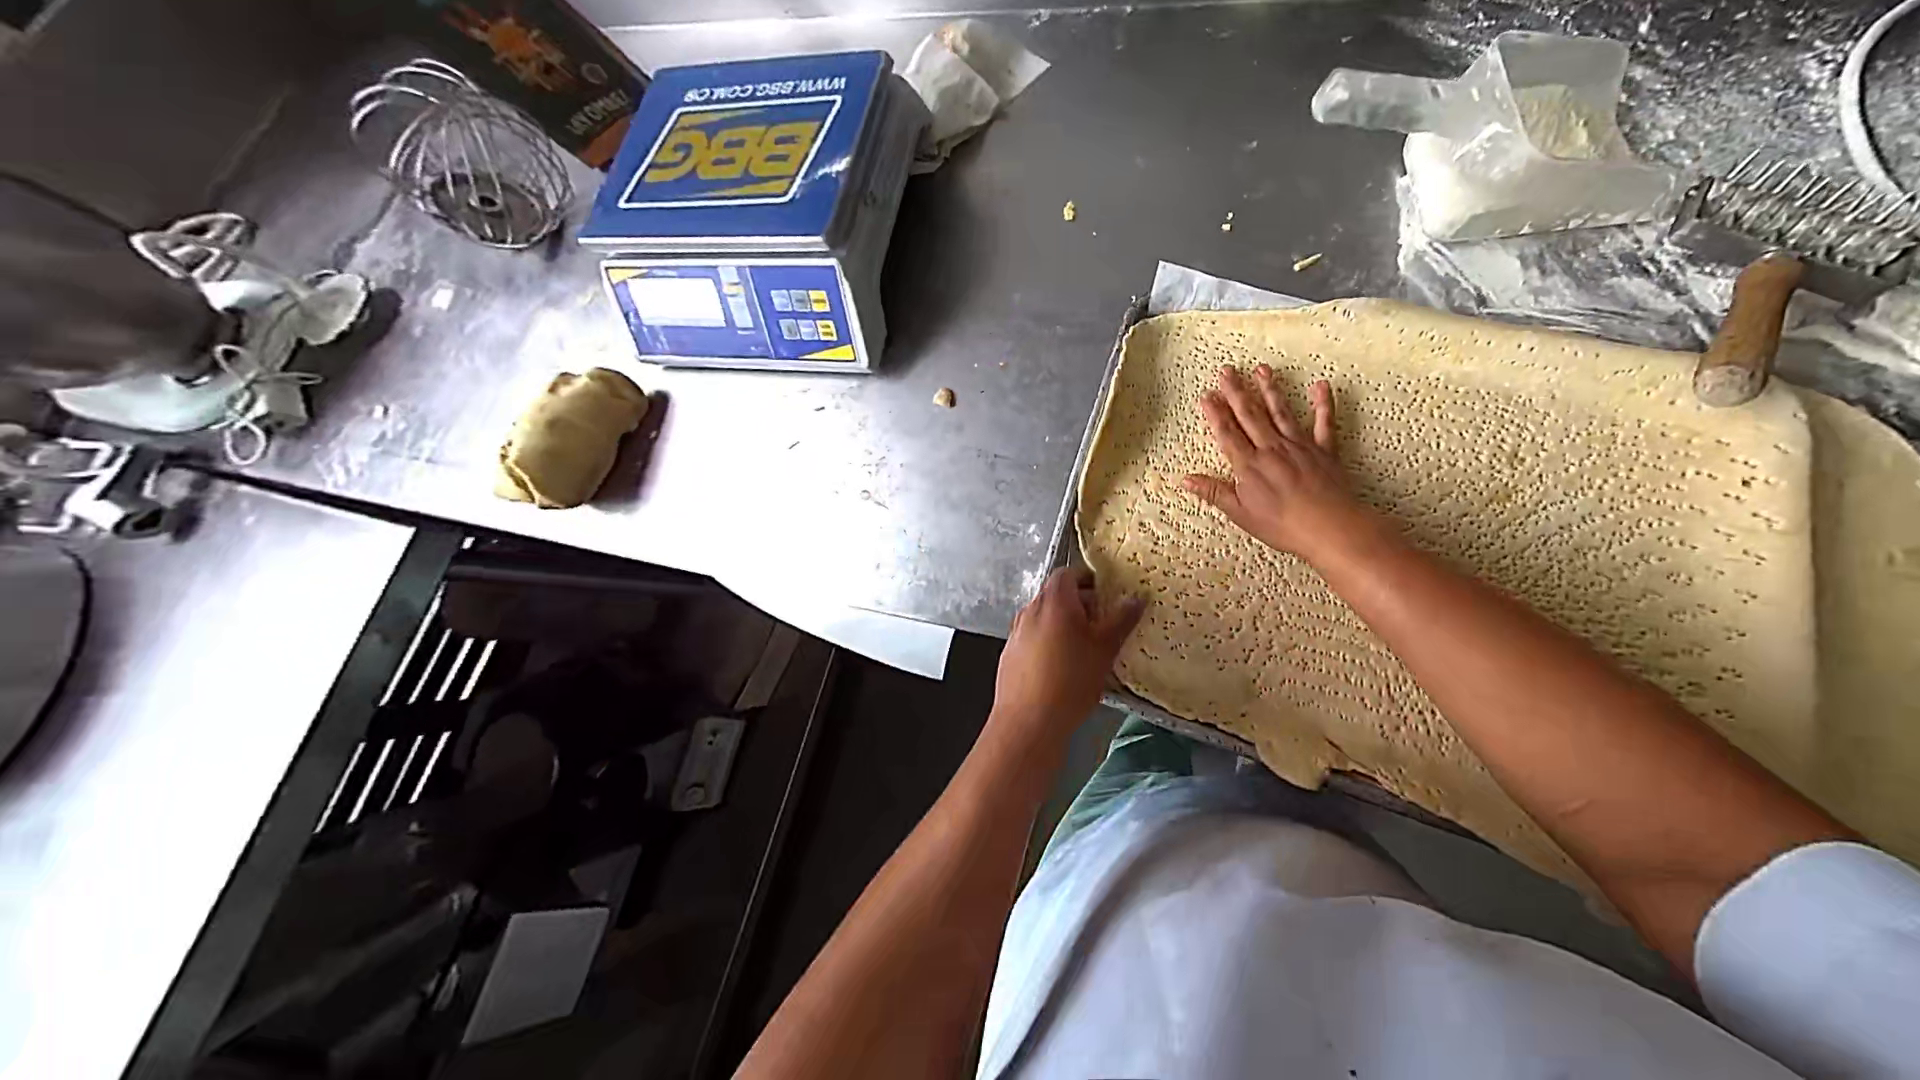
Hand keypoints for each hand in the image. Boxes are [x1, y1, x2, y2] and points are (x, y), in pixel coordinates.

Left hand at [991, 567, 1144, 742]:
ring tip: (1087, 647)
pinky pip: (1033, 639)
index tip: (1108, 593)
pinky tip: (1063, 667)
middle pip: (1056, 595)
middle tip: (1104, 622)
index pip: (1069, 573)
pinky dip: (1049, 643)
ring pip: (1045, 618)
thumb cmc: (1070, 681)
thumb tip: (1136, 598)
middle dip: (1081, 604)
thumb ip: (1121, 619)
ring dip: (1065, 625)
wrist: (1028, 721)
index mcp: (1054, 601)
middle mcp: (1030, 610)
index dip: (1089, 579)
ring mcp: (1016, 633)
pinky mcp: (1010, 655)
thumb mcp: (1105, 649)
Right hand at [1182, 364, 1383, 564]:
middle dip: (1237, 392)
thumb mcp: (1240, 514)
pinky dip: (1322, 403)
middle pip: (1250, 415)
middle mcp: (1272, 449)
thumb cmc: (1284, 526)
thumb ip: (1214, 492)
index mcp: (1249, 466)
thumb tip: (1186, 480)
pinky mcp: (1324, 451)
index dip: (1215, 413)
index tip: (1207, 395)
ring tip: (1261, 369)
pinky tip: (1319, 386)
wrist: (1331, 528)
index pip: (1227, 433)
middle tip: (1227, 371)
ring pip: (1281, 412)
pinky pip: (1324, 422)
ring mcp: (1299, 446)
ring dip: (1269, 390)